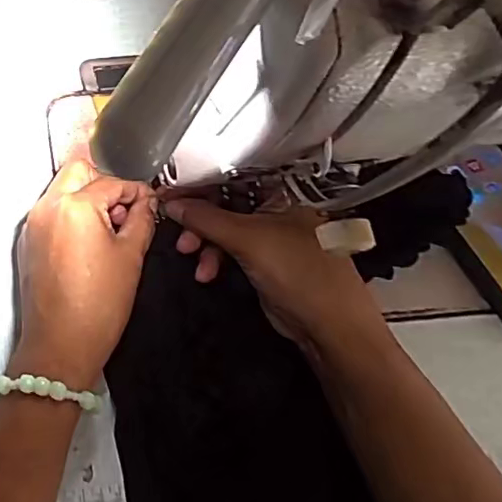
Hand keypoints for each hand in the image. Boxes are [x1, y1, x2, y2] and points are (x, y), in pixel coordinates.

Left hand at [13, 159, 156, 389]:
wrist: (60, 346)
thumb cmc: (93, 310)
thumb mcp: (131, 256)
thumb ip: (141, 219)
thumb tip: (145, 204)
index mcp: (74, 207)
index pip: (112, 181)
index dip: (136, 191)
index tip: (147, 202)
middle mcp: (46, 210)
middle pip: (78, 170)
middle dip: (105, 182)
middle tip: (125, 207)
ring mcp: (33, 226)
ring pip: (62, 189)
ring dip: (87, 197)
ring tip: (110, 228)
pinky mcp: (28, 242)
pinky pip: (52, 213)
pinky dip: (71, 215)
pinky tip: (91, 242)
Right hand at [163, 194, 376, 342]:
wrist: (330, 326)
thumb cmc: (303, 274)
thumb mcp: (249, 239)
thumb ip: (206, 219)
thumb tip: (172, 204)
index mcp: (283, 191)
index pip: (233, 176)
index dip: (200, 184)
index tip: (171, 195)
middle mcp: (278, 207)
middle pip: (225, 202)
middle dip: (199, 220)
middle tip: (180, 233)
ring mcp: (271, 234)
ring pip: (225, 228)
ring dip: (204, 243)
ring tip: (194, 258)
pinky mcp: (264, 259)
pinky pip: (230, 249)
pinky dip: (216, 259)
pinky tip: (207, 273)